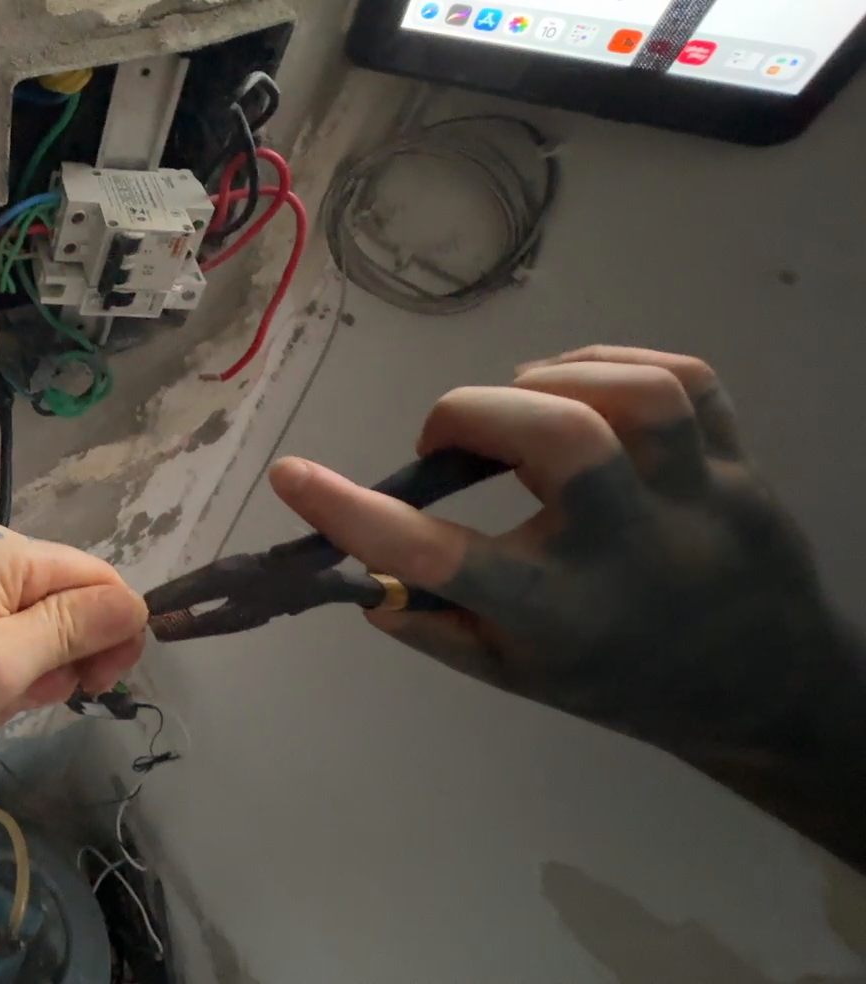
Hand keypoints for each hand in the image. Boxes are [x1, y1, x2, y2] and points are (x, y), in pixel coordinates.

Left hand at [0, 523, 146, 771]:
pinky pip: (2, 640)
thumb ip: (74, 628)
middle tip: (30, 696)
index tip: (101, 687)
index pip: (97, 578)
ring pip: (37, 629)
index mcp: (7, 554)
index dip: (115, 631)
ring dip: (32, 672)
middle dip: (66, 657)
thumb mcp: (6, 662)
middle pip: (69, 602)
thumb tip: (136, 603)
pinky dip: (2, 673)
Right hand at [268, 347, 865, 820]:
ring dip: (545, 382)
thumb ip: (424, 619)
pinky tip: (571, 391)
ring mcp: (704, 500)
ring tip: (512, 406)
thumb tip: (356, 567)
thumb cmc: (610, 680)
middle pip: (559, 438)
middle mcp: (633, 549)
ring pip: (635, 395)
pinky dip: (606, 366)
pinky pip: (687, 379)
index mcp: (556, 610)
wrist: (772, 693)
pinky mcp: (745, 467)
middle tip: (444, 440)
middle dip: (470, 413)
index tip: (289, 475)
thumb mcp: (502, 669)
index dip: (350, 511)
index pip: (439, 557)